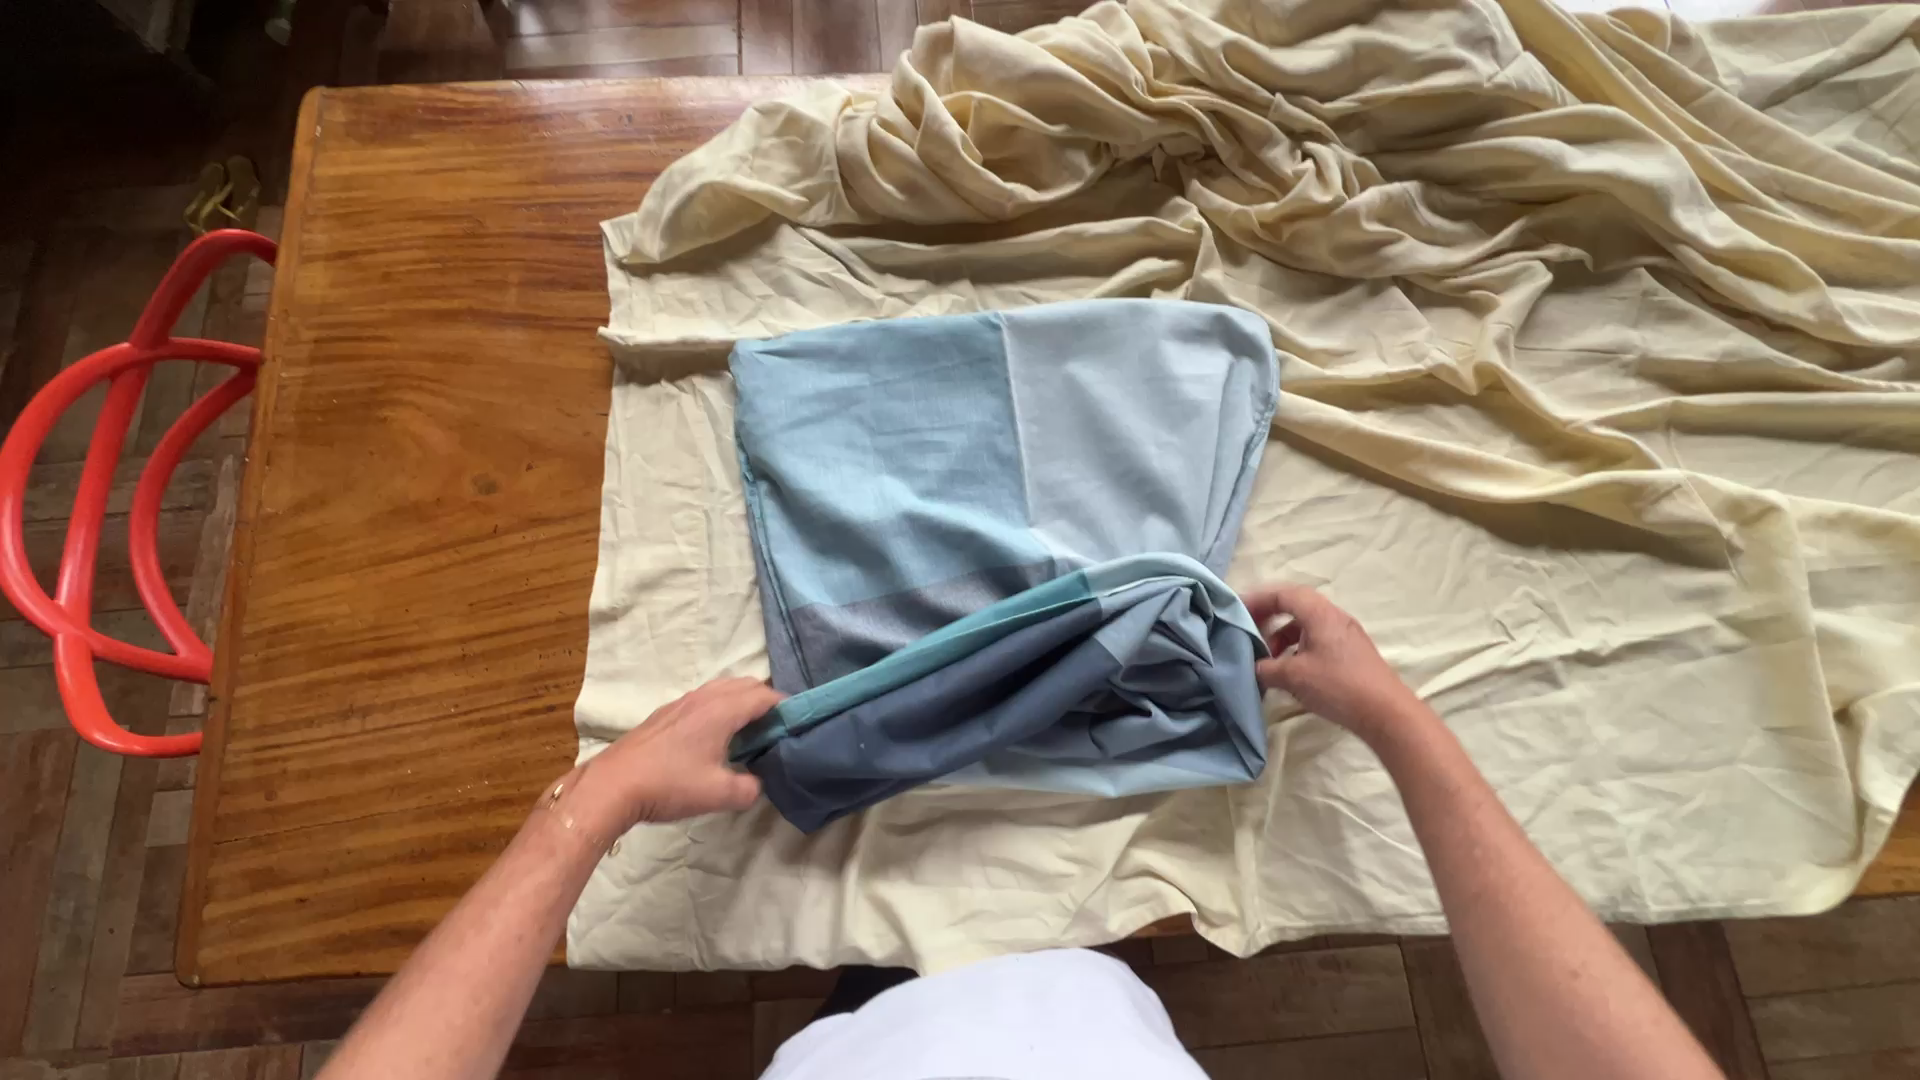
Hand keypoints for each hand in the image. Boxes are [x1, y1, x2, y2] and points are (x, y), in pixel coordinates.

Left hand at [565, 677, 781, 833]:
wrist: (612, 786)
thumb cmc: (669, 785)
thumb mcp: (719, 794)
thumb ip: (749, 788)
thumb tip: (758, 782)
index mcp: (722, 710)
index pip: (765, 695)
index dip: (786, 706)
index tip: (797, 724)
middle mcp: (704, 698)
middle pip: (746, 685)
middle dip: (765, 700)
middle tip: (776, 727)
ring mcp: (682, 703)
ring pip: (723, 689)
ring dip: (741, 701)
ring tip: (748, 730)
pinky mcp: (665, 714)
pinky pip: (704, 699)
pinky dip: (720, 707)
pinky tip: (714, 736)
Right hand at [1241, 584, 1427, 742]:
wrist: (1387, 714)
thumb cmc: (1338, 686)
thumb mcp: (1293, 677)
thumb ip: (1266, 668)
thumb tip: (1253, 667)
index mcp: (1320, 614)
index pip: (1283, 594)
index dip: (1257, 600)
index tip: (1237, 613)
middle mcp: (1334, 618)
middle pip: (1294, 606)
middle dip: (1268, 617)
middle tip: (1248, 632)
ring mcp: (1345, 635)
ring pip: (1305, 625)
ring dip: (1282, 636)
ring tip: (1269, 658)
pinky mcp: (1350, 653)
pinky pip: (1316, 640)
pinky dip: (1297, 649)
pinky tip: (1290, 671)